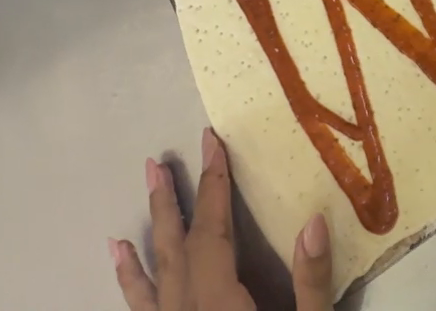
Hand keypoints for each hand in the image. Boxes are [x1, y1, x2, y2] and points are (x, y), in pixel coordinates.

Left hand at [111, 128, 333, 310]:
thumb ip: (311, 282)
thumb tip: (315, 221)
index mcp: (219, 303)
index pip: (213, 231)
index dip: (213, 185)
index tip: (212, 141)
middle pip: (176, 247)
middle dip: (170, 200)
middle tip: (158, 161)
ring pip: (154, 274)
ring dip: (150, 229)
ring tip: (144, 192)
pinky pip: (142, 306)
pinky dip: (130, 279)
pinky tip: (120, 256)